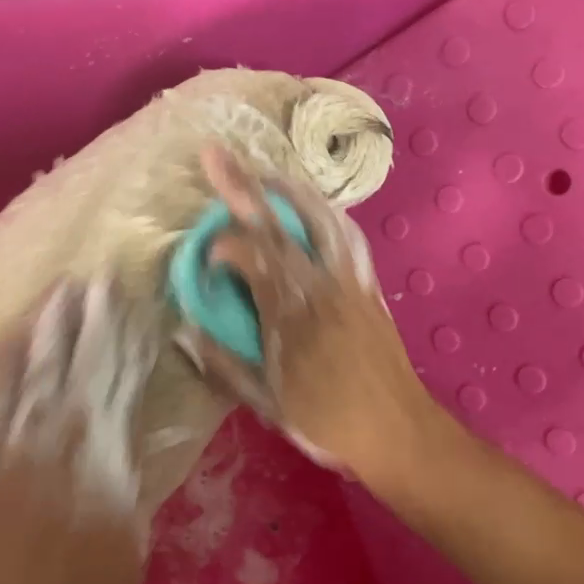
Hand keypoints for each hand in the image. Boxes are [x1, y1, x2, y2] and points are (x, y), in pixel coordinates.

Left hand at [0, 277, 153, 583]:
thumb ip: (126, 485)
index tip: (138, 309)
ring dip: (53, 324)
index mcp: (110, 449)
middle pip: (85, 360)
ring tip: (64, 289)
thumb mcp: (129, 540)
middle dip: (96, 318)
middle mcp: (66, 429)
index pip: (125, 381)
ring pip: (39, 363)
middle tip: (102, 279)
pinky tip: (16, 336)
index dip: (132, 343)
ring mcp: (15, 434)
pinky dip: (8, 358)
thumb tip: (124, 451)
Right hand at [177, 146, 433, 476]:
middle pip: (281, 224)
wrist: (398, 431)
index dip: (223, 247)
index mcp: (291, 314)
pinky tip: (315, 209)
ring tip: (265, 172)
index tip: (206, 260)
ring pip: (322, 218)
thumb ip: (224, 365)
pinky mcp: (370, 285)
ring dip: (290, 189)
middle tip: (216, 153)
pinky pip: (347, 236)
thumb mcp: (267, 404)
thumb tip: (185, 333)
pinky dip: (326, 213)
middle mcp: (322, 285)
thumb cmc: (328, 422)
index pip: (251, 257)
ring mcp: (350, 281)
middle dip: (245, 186)